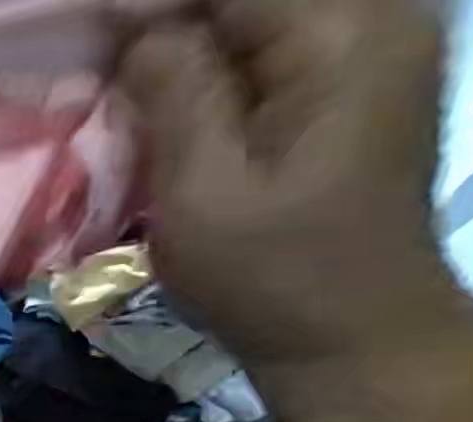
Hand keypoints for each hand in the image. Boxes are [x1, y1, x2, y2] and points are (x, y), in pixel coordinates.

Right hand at [116, 0, 463, 368]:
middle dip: (175, 19)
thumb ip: (176, 96)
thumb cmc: (269, 277)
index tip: (91, 21)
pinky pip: (284, 45)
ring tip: (137, 72)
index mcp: (345, 36)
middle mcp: (381, 17)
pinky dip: (225, 61)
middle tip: (112, 50)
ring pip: (269, 17)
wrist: (350, 336)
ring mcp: (379, 50)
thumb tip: (142, 32)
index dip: (153, 1)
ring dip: (197, 40)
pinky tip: (182, 91)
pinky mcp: (362, 86)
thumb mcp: (203, 193)